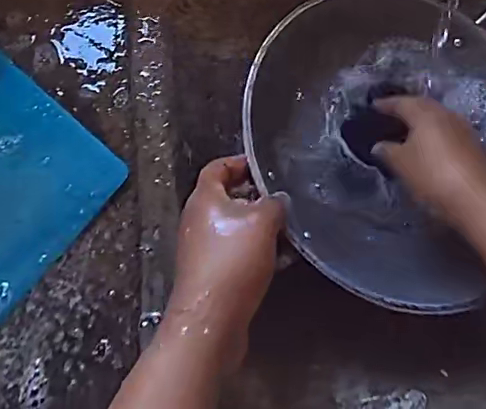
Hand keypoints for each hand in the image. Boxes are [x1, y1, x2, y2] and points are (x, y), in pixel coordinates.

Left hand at [165, 155, 285, 372]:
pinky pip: (235, 251)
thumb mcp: (264, 221)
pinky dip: (255, 250)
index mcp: (204, 199)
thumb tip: (279, 201)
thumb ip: (275, 202)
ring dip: (259, 226)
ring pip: (235, 226)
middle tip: (282, 198)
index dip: (241, 162)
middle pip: (228, 196)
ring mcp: (201, 250)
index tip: (265, 166)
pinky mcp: (210, 275)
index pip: (218, 166)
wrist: (210, 324)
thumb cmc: (233, 262)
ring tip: (287, 230)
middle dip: (257, 196)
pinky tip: (279, 259)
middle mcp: (198, 221)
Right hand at [371, 96, 485, 225]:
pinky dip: (434, 133)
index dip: (387, 104)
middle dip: (406, 108)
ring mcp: (462, 127)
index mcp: (426, 113)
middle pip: (422, 105)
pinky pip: (447, 130)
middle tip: (391, 114)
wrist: (477, 198)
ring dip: (421, 121)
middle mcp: (445, 113)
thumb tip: (379, 145)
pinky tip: (428, 145)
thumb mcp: (403, 165)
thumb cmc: (433, 176)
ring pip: (436, 117)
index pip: (402, 102)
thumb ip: (388, 151)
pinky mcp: (472, 143)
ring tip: (408, 130)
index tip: (373, 106)